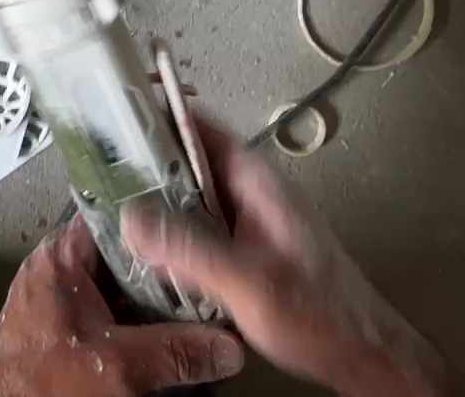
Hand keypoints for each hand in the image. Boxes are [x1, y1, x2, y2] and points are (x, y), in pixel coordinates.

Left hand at [0, 218, 243, 396]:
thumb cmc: (37, 380)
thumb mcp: (116, 364)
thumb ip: (174, 353)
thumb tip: (227, 347)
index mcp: (61, 256)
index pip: (112, 214)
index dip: (152, 213)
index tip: (193, 215)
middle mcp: (60, 269)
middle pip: (122, 255)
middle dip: (164, 266)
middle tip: (210, 268)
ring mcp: (63, 300)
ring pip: (120, 288)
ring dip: (156, 299)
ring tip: (203, 300)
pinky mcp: (68, 330)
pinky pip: (112, 314)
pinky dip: (141, 322)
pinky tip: (173, 333)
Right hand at [122, 118, 464, 396]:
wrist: (368, 359)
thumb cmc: (322, 316)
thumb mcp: (250, 283)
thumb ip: (190, 250)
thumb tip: (130, 219)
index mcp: (252, 176)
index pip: (195, 120)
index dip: (154, 107)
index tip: (113, 105)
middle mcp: (245, 185)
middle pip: (182, 151)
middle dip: (141, 151)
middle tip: (96, 158)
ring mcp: (243, 212)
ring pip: (184, 184)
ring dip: (150, 189)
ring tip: (107, 195)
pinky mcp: (239, 238)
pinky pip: (192, 214)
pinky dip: (165, 218)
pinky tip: (143, 240)